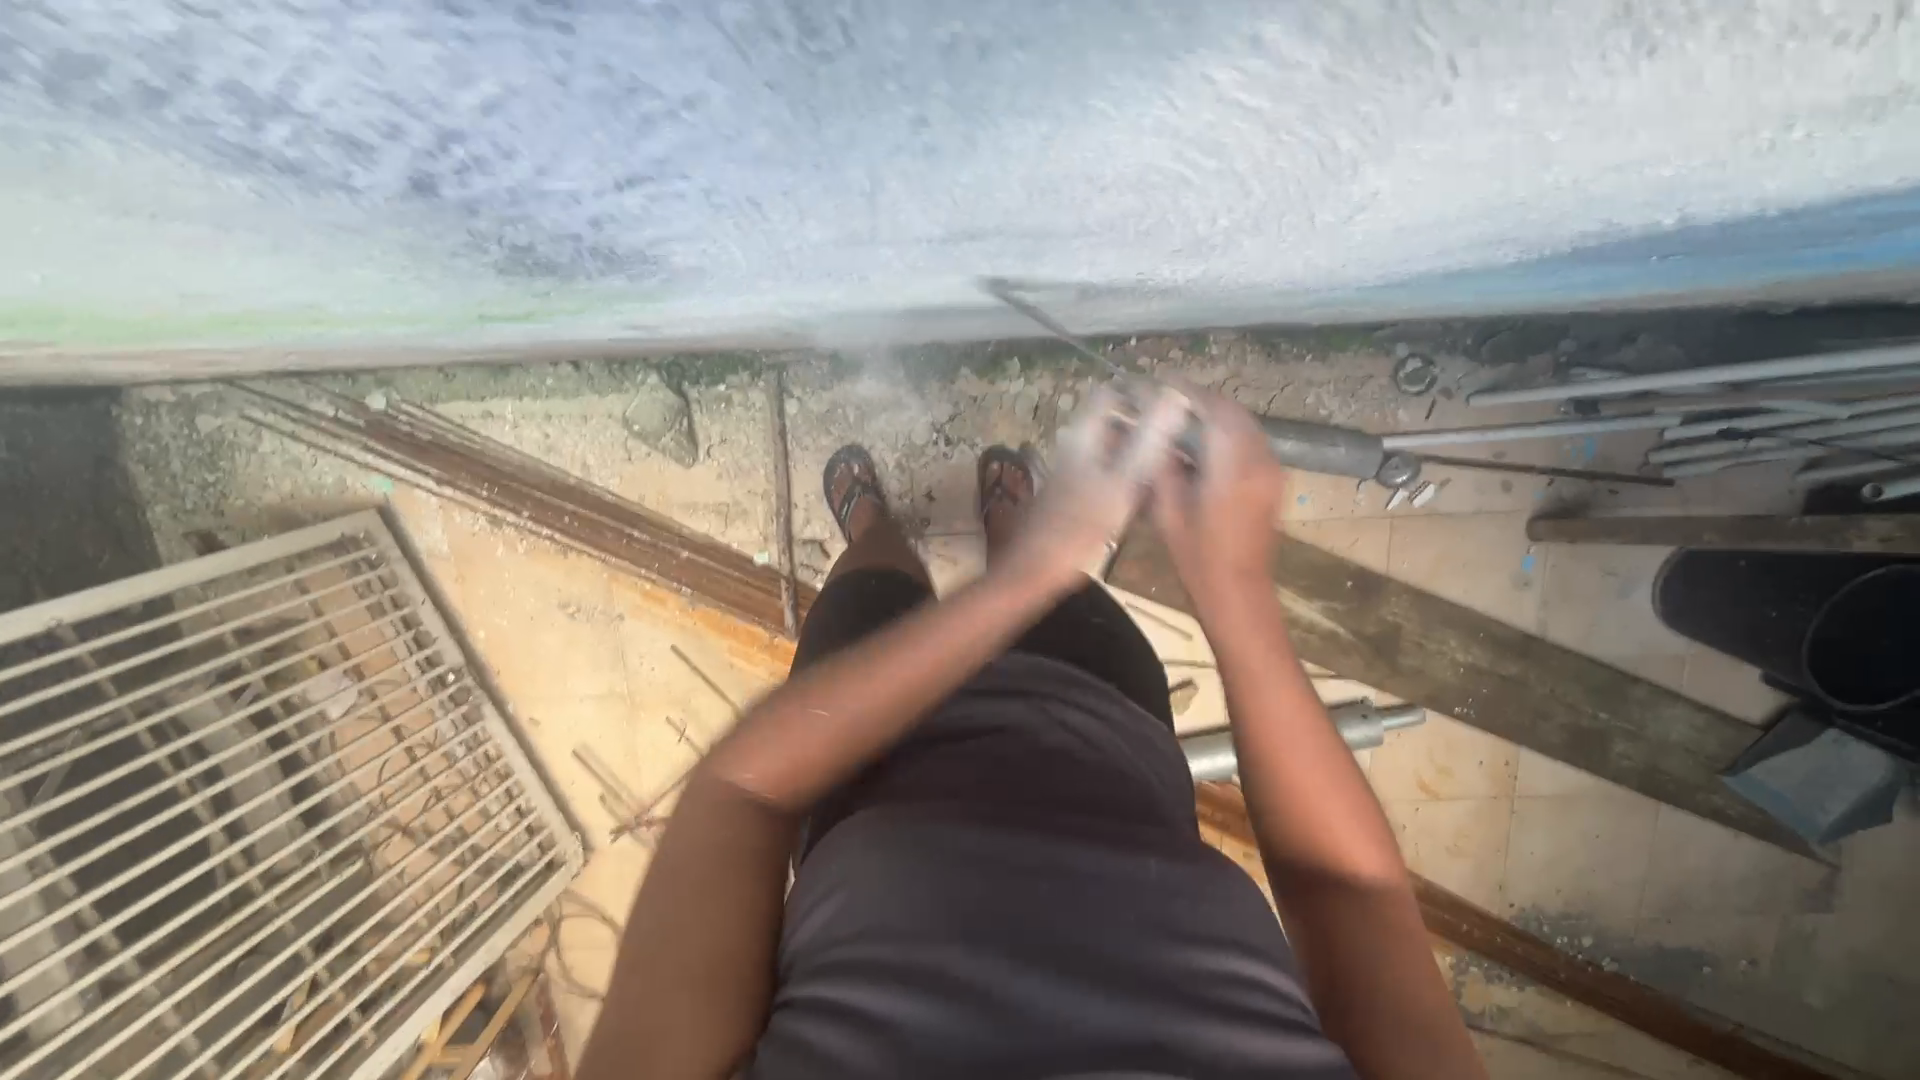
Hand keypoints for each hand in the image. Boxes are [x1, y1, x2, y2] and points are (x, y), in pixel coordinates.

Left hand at [1000, 385, 1189, 590]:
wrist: (1034, 571)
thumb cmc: (1077, 529)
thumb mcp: (1121, 483)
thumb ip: (1148, 440)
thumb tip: (1175, 395)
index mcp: (1082, 438)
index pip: (1110, 394)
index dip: (1140, 394)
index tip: (1173, 405)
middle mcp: (1074, 449)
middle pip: (1114, 424)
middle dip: (1146, 427)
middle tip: (1182, 439)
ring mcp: (1073, 474)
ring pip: (1112, 452)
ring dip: (1139, 456)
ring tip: (1174, 467)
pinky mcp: (1074, 498)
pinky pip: (1107, 477)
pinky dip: (1128, 480)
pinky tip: (1149, 498)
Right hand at [1150, 390, 1285, 607]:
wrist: (1238, 591)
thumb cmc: (1198, 557)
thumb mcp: (1169, 511)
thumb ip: (1164, 467)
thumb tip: (1156, 437)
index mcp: (1233, 467)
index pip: (1215, 411)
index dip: (1189, 393)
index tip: (1165, 384)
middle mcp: (1260, 461)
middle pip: (1235, 413)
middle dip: (1204, 402)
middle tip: (1172, 401)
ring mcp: (1272, 471)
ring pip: (1246, 426)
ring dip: (1218, 417)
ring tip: (1184, 420)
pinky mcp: (1274, 482)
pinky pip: (1252, 443)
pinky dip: (1229, 434)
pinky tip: (1204, 446)